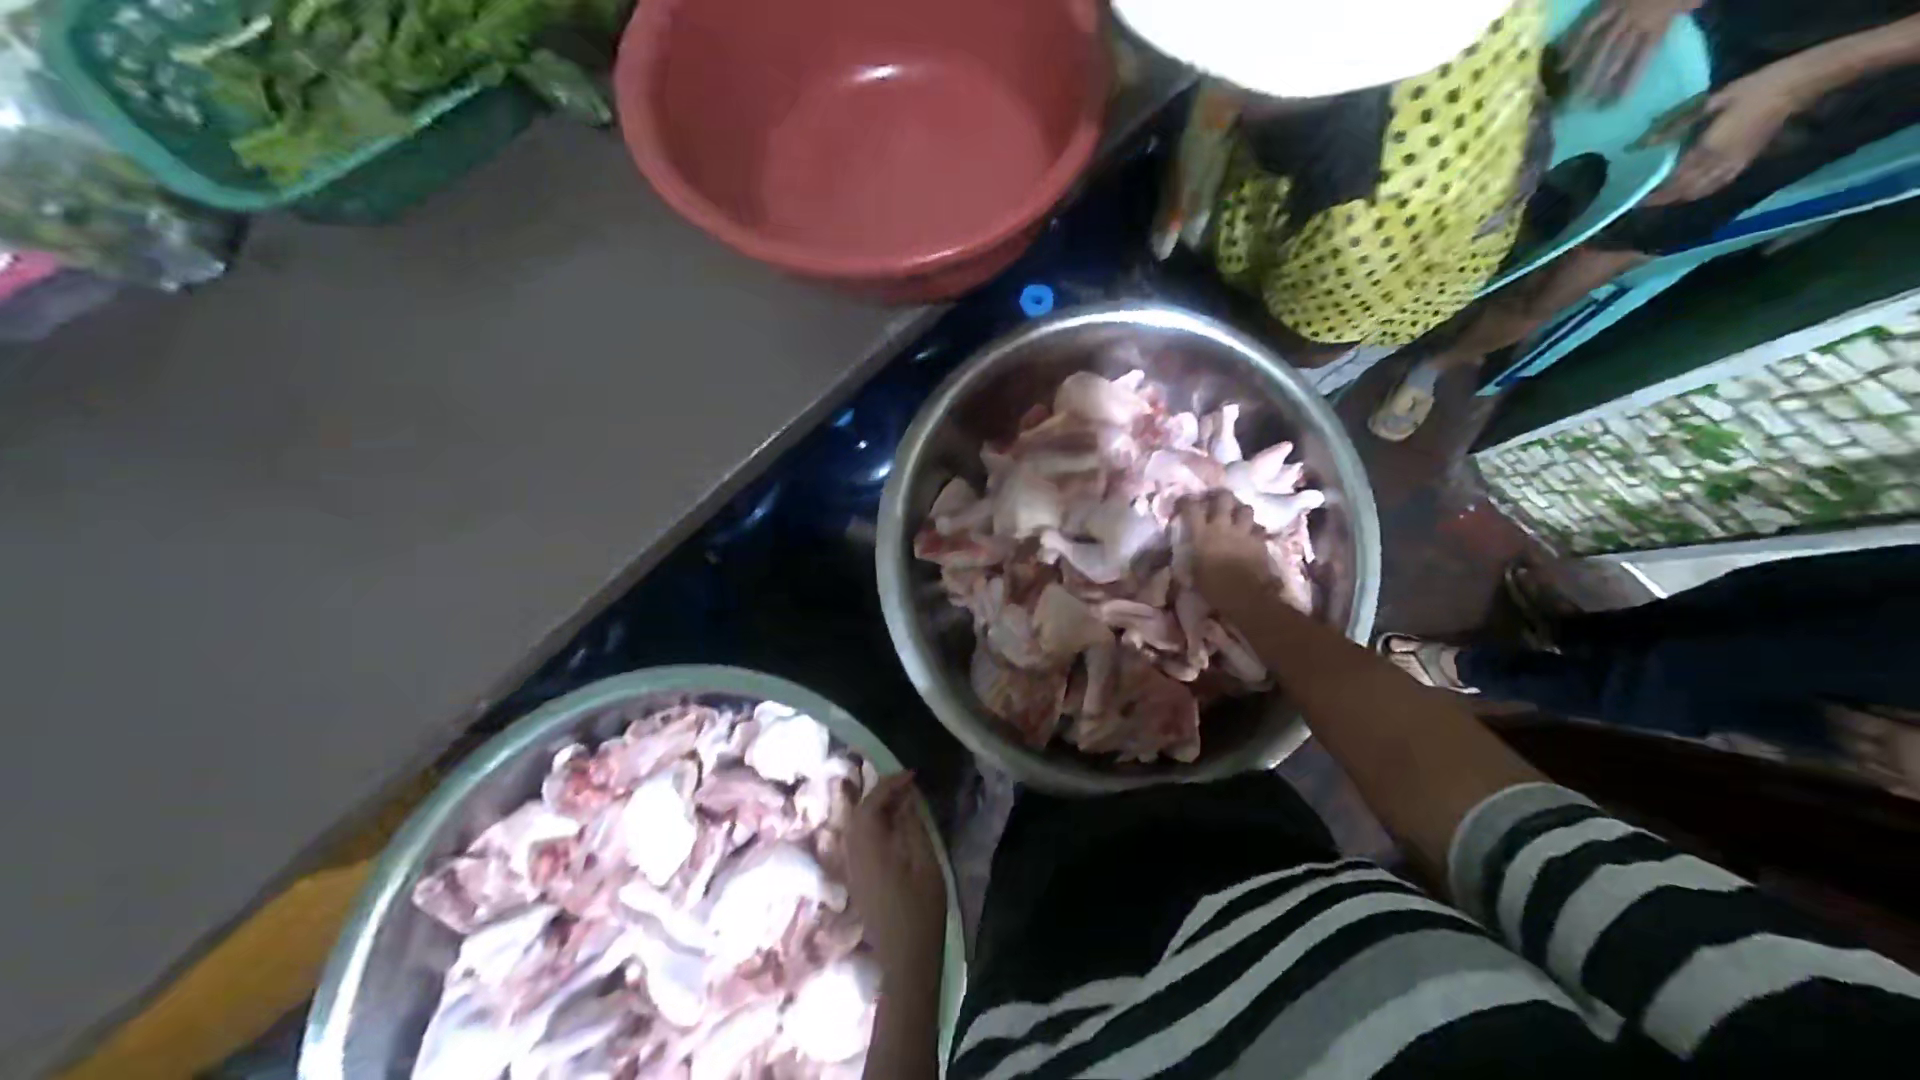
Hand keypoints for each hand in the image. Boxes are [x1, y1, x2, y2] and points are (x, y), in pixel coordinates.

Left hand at [847, 771, 946, 978]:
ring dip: (875, 808)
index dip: (889, 785)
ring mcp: (851, 869)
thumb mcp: (926, 865)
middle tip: (907, 785)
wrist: (905, 961)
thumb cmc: (922, 912)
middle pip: (858, 814)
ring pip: (855, 827)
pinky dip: (872, 824)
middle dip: (880, 792)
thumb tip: (905, 799)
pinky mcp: (856, 880)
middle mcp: (853, 856)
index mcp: (869, 850)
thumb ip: (912, 828)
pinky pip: (857, 840)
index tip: (912, 775)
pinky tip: (891, 826)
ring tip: (902, 800)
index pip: (870, 805)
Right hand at [1181, 492, 1273, 617]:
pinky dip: (1255, 529)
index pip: (1192, 508)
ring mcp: (1244, 532)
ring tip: (1238, 516)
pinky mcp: (1260, 541)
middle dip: (1220, 496)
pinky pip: (1259, 528)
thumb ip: (1191, 558)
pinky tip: (1252, 534)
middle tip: (1216, 500)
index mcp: (1202, 535)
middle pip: (1223, 498)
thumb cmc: (1214, 589)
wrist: (1246, 597)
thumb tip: (1187, 556)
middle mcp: (1223, 527)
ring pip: (1245, 509)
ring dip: (1241, 510)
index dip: (1187, 501)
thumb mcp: (1193, 574)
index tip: (1185, 501)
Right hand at [1564, 0, 1697, 101]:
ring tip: (1572, 93)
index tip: (1616, 105)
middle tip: (1584, 106)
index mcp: (1661, 21)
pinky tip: (1563, 63)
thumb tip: (1689, 9)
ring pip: (1601, 47)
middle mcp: (1637, 22)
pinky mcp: (1609, 3)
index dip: (1629, 82)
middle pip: (1617, 57)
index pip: (1644, 58)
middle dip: (1601, 82)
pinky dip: (1574, 44)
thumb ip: (1690, 3)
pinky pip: (1589, 26)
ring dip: (1585, 71)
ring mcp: (1621, 12)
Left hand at [1649, 73, 1797, 202]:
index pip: (1676, 180)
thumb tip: (1647, 142)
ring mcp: (1738, 161)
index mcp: (1710, 148)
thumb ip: (1678, 125)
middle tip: (1645, 200)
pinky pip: (1721, 182)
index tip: (1638, 198)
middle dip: (1665, 199)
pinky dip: (1703, 190)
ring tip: (1663, 198)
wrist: (1802, 82)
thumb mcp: (1712, 102)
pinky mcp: (1749, 158)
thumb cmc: (1757, 87)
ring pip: (1704, 190)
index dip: (1657, 193)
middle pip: (1687, 190)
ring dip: (1682, 197)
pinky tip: (1693, 190)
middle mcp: (1722, 161)